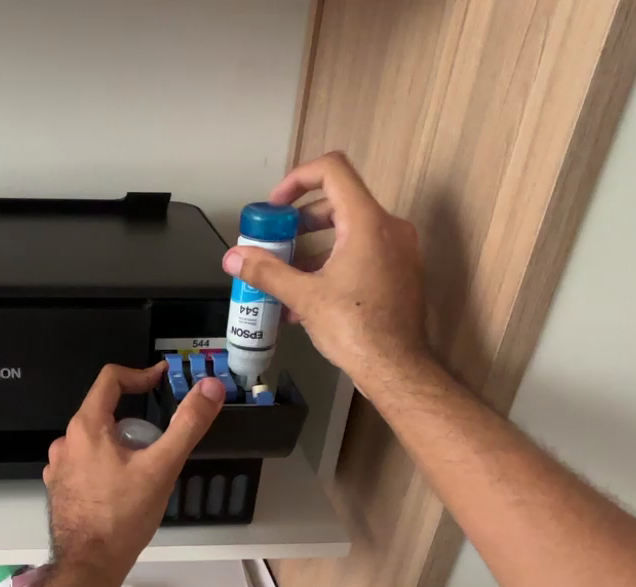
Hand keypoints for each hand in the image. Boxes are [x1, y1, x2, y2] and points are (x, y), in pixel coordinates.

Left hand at [45, 364, 223, 586]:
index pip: (110, 379)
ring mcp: (58, 467)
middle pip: (103, 412)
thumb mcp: (162, 467)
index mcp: (87, 427)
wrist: (89, 565)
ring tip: (141, 471)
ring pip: (93, 442)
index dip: (140, 375)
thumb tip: (211, 388)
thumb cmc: (123, 516)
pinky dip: (103, 468)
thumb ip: (188, 424)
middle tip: (157, 444)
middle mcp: (66, 442)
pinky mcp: (58, 489)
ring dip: (117, 445)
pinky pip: (84, 466)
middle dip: (134, 421)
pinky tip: (119, 492)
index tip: (160, 382)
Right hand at [224, 152, 434, 396]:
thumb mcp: (304, 297)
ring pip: (350, 232)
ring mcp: (399, 251)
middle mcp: (389, 228)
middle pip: (338, 202)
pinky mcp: (400, 273)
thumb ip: (267, 272)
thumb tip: (235, 258)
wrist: (396, 367)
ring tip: (287, 274)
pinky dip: (334, 263)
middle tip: (276, 242)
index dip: (298, 179)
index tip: (277, 206)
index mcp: (367, 222)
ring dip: (314, 247)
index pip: (332, 170)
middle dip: (300, 221)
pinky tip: (309, 295)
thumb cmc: (357, 330)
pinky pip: (363, 254)